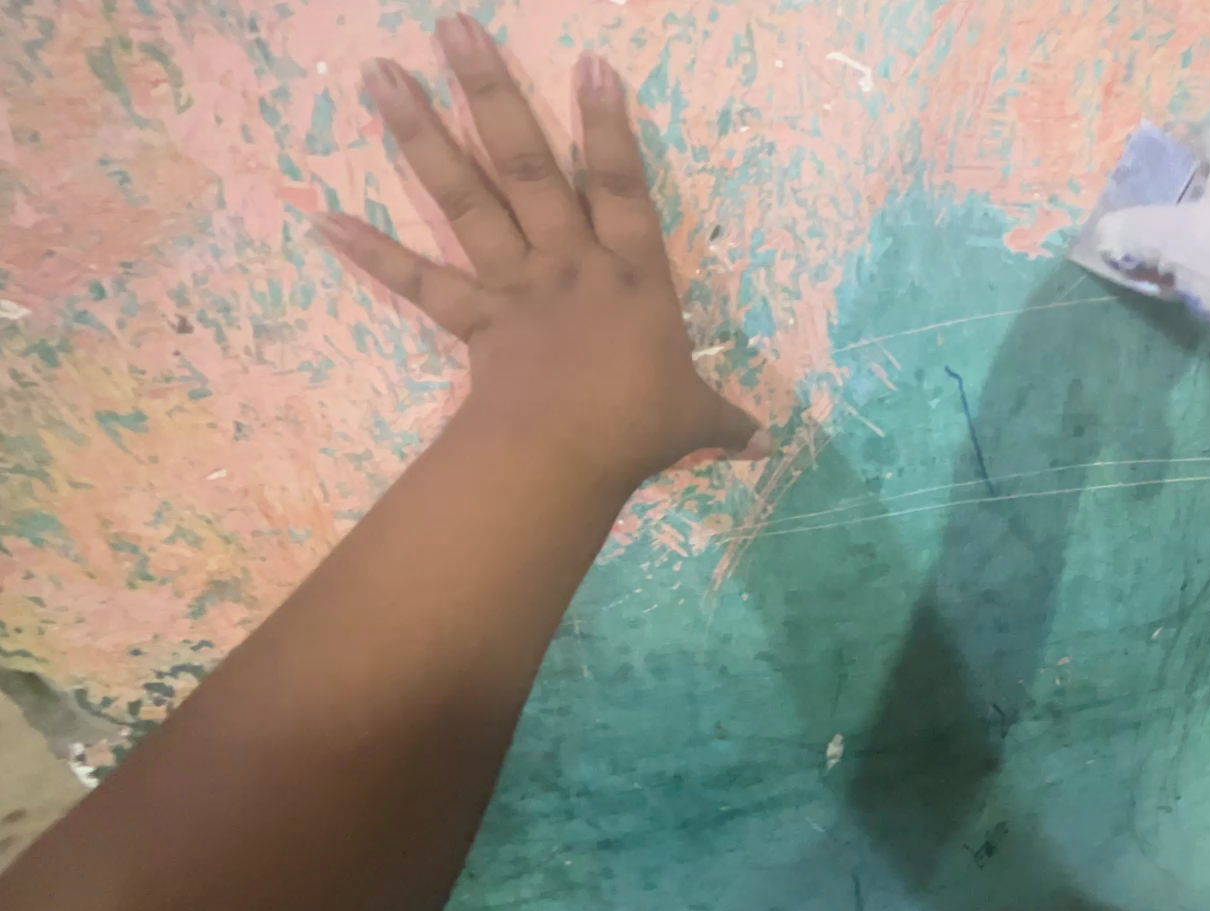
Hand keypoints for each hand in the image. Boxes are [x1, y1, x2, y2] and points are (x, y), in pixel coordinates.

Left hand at [315, 15, 761, 494]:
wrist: (569, 451)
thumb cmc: (643, 424)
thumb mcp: (700, 421)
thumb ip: (731, 424)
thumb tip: (769, 444)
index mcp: (633, 280)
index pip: (626, 191)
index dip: (612, 130)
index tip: (592, 65)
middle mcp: (572, 266)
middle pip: (532, 170)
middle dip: (496, 98)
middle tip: (456, 28)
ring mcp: (519, 289)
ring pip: (470, 204)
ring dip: (424, 140)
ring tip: (381, 74)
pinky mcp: (478, 322)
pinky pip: (424, 283)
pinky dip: (377, 254)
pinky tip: (324, 219)